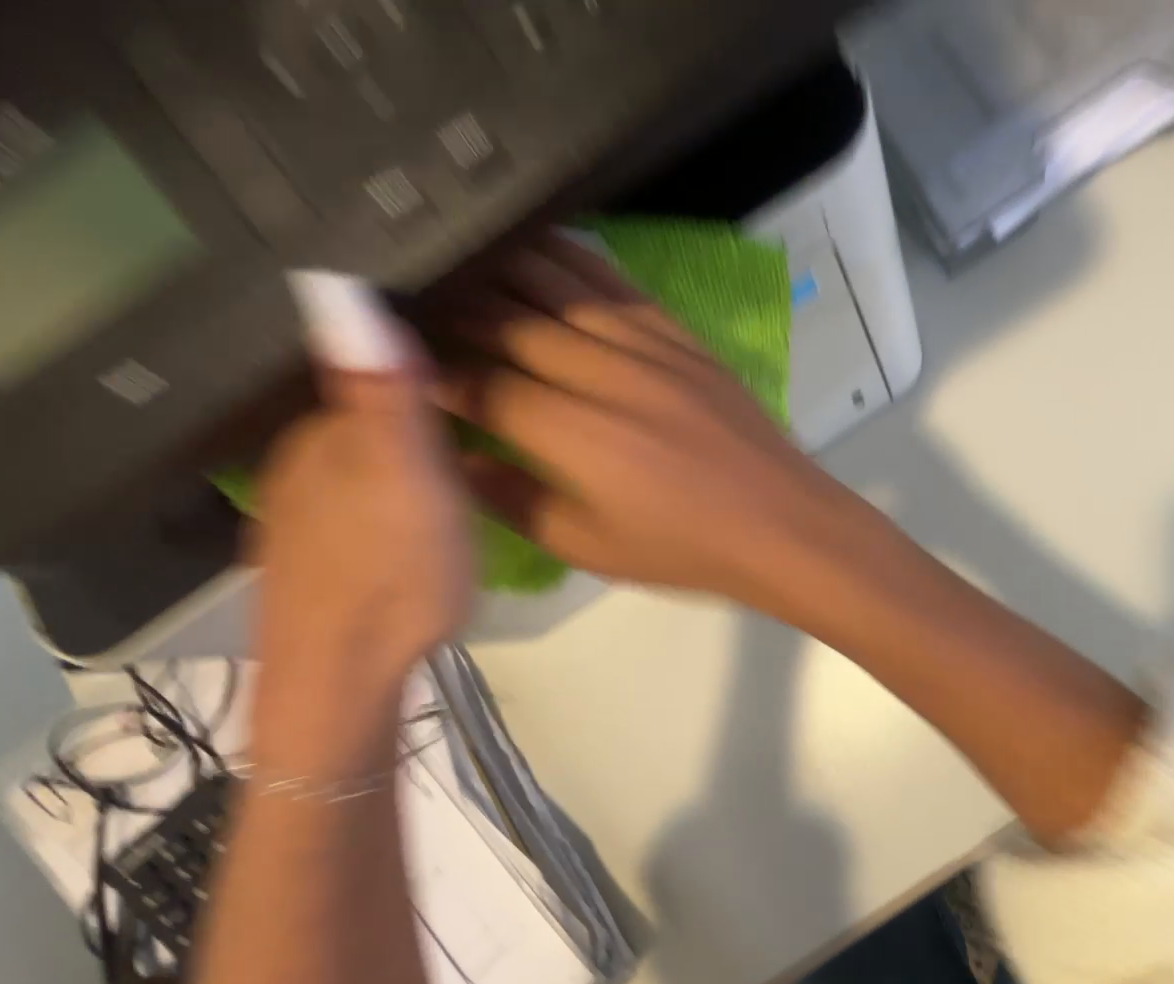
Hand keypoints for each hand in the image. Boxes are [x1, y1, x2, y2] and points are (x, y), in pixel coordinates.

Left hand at [252, 272, 473, 718]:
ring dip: (409, 458)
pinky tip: (419, 523)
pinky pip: (360, 505)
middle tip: (495, 421)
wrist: (341, 680)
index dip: (436, 368)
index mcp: (327, 436)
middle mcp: (301, 465)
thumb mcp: (410, 476)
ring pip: (365, 464)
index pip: (379, 373)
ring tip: (467, 467)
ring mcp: (300, 515)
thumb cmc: (394, 573)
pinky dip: (392, 499)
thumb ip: (387, 393)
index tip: (495, 370)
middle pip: (372, 418)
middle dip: (422, 412)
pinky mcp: (313, 559)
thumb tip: (340, 286)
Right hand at [434, 230, 866, 608]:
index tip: (392, 365)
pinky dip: (567, 256)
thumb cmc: (684, 549)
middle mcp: (604, 374)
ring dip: (497, 266)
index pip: (477, 384)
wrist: (781, 524)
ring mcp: (648, 346)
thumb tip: (449, 456)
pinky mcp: (681, 335)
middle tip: (406, 299)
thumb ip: (509, 497)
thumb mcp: (586, 544)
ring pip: (556, 283)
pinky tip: (536, 245)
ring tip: (453, 256)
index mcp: (573, 435)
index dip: (427, 373)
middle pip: (507, 320)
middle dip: (449, 308)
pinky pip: (613, 280)